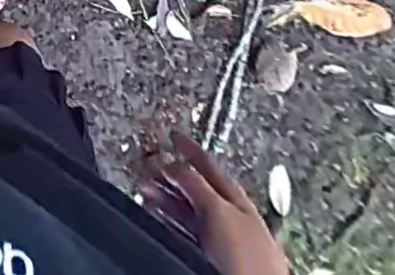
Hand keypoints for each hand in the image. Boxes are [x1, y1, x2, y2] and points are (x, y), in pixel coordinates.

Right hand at [141, 135, 288, 274]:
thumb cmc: (249, 258)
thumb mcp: (217, 210)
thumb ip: (193, 182)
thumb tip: (170, 162)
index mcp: (233, 195)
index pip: (205, 161)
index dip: (187, 147)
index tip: (172, 135)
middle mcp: (227, 213)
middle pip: (192, 184)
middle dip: (168, 173)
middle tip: (147, 164)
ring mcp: (220, 235)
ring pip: (186, 207)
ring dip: (164, 195)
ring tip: (145, 188)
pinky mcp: (211, 256)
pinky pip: (183, 228)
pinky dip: (167, 217)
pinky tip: (157, 215)